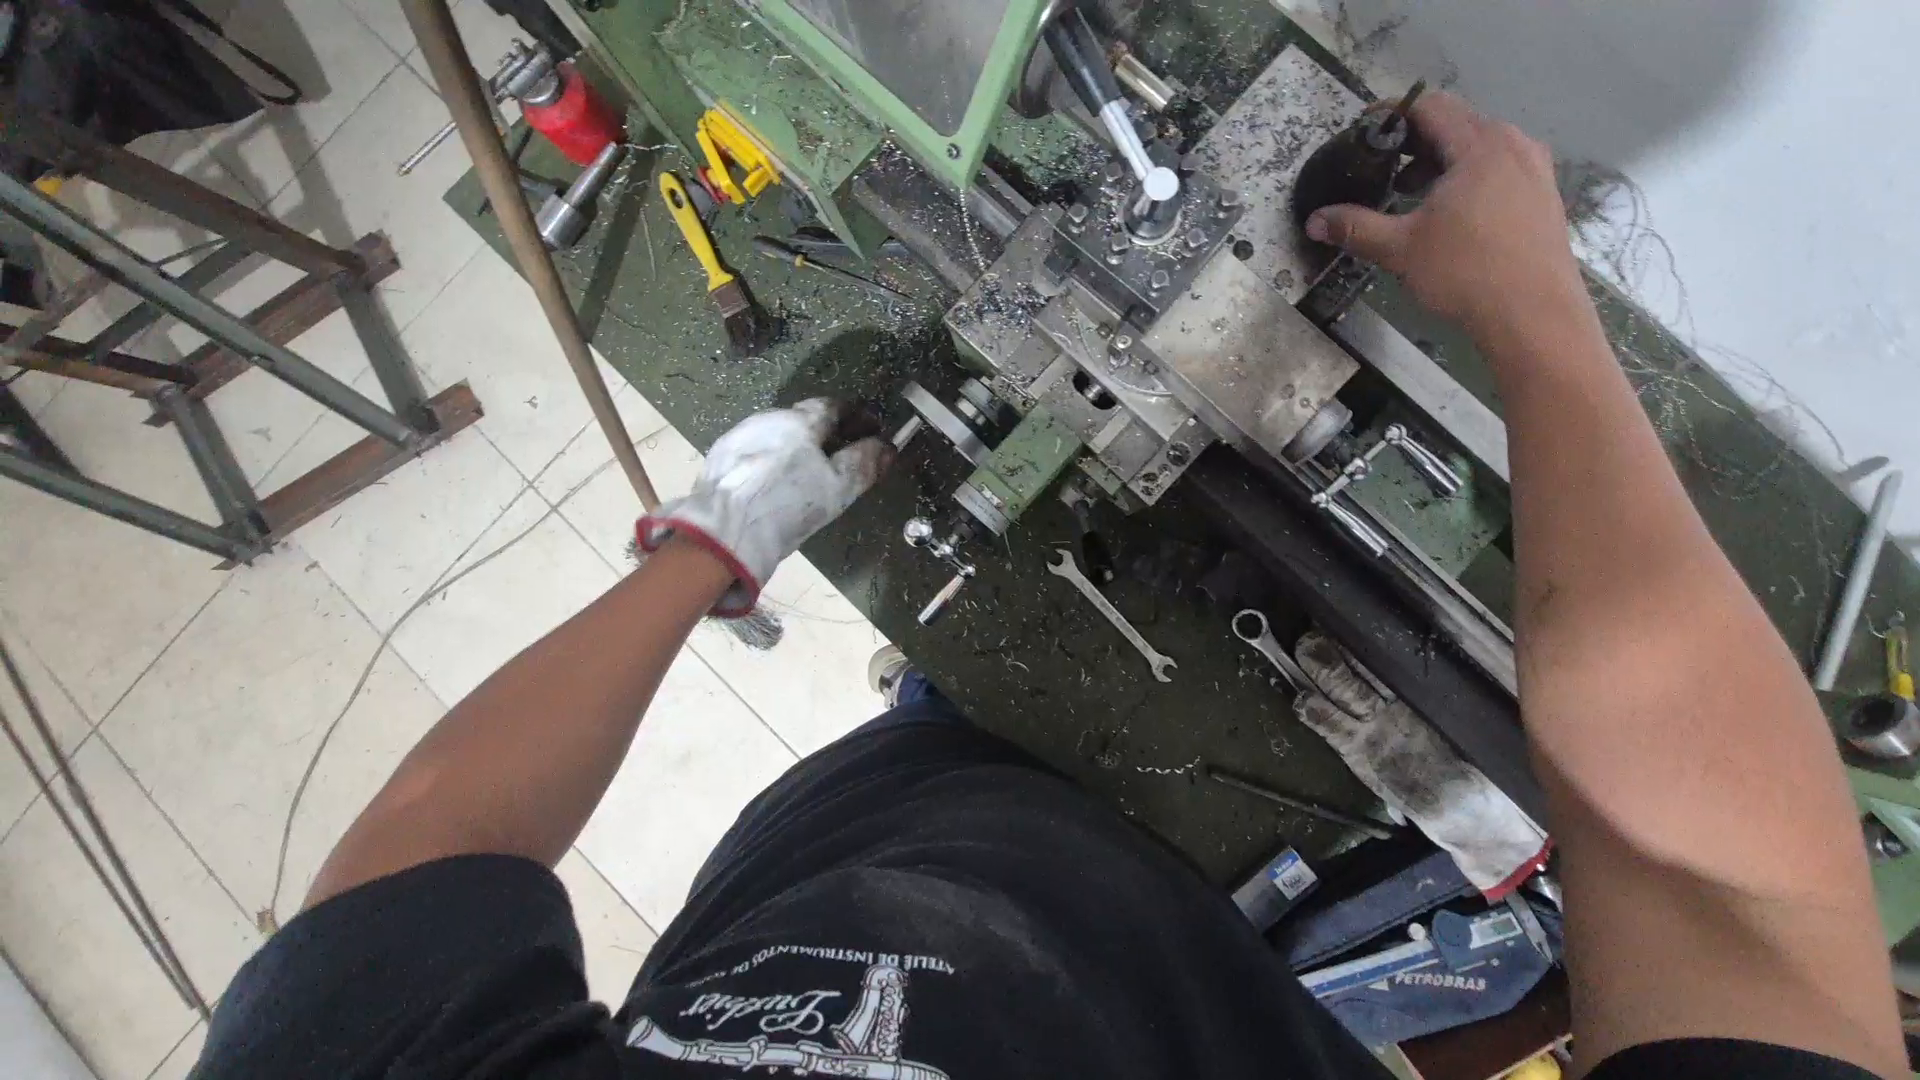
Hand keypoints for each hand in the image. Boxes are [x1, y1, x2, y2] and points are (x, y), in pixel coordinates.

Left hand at [636, 399, 890, 615]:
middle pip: (806, 418)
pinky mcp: (720, 457)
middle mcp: (769, 418)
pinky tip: (774, 483)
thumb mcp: (838, 488)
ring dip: (798, 445)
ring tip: (808, 470)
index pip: (836, 406)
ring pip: (779, 434)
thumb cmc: (789, 505)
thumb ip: (864, 463)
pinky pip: (756, 451)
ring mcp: (741, 436)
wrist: (725, 530)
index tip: (872, 429)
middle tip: (843, 451)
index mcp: (800, 421)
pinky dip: (773, 459)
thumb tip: (887, 446)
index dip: (859, 417)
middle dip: (828, 431)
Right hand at [1304, 92, 1583, 337]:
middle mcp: (1512, 145)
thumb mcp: (1400, 249)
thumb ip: (1355, 228)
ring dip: (1439, 163)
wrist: (1532, 313)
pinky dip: (1465, 179)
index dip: (1391, 114)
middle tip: (1378, 168)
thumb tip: (1314, 221)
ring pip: (1477, 149)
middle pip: (1455, 124)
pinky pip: (1496, 170)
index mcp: (1479, 145)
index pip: (1430, 107)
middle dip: (1412, 143)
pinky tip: (1446, 215)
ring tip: (1408, 194)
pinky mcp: (1541, 196)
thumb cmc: (1465, 272)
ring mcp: (1533, 169)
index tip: (1362, 133)